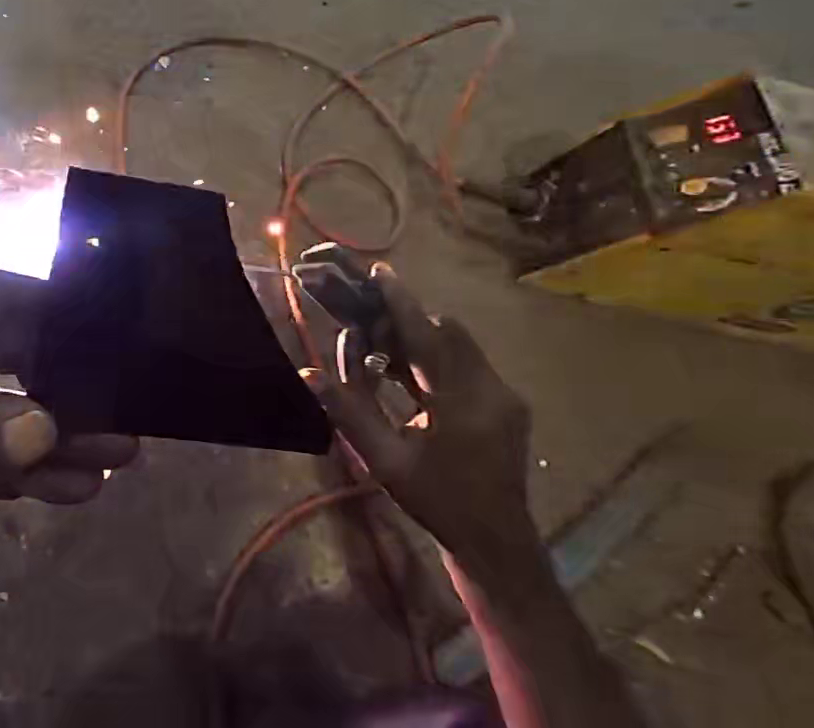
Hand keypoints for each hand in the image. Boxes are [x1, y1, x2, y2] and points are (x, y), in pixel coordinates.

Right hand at [305, 263, 533, 562]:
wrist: (496, 543)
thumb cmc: (435, 501)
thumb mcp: (384, 460)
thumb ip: (348, 411)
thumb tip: (308, 373)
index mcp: (462, 403)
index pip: (427, 336)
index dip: (400, 302)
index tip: (378, 271)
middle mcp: (491, 389)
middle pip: (447, 333)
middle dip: (408, 323)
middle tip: (373, 333)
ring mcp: (504, 395)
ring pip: (459, 346)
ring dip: (421, 341)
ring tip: (386, 355)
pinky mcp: (506, 403)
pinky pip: (467, 364)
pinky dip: (436, 360)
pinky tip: (411, 378)